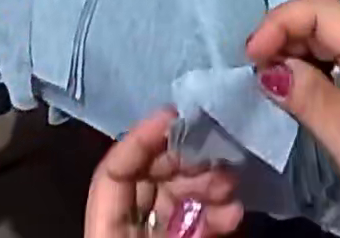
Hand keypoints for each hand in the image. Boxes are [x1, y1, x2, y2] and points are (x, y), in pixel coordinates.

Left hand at [85, 108, 243, 237]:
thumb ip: (182, 214)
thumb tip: (213, 172)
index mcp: (105, 223)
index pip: (116, 168)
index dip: (142, 138)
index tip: (175, 114)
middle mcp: (124, 221)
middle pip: (149, 177)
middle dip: (185, 161)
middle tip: (218, 151)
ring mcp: (149, 234)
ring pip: (174, 198)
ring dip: (206, 187)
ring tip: (230, 182)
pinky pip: (188, 226)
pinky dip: (211, 216)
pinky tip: (233, 211)